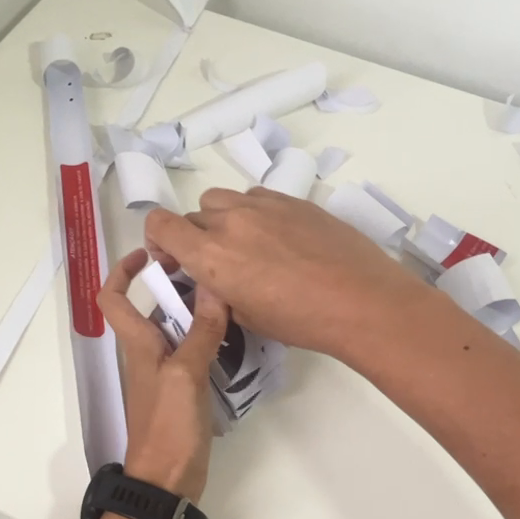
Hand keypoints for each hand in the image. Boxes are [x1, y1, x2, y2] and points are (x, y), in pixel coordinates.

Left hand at [97, 248, 228, 500]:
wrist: (166, 481)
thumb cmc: (168, 426)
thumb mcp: (186, 374)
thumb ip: (200, 332)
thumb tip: (214, 288)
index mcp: (137, 344)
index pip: (112, 298)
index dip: (122, 271)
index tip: (150, 254)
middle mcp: (147, 353)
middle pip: (154, 309)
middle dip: (179, 287)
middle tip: (215, 274)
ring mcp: (165, 373)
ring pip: (178, 330)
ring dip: (200, 313)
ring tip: (235, 299)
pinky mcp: (183, 391)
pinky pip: (194, 354)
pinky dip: (211, 340)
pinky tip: (238, 336)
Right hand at [143, 187, 430, 358]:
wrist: (361, 301)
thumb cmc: (300, 320)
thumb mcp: (244, 317)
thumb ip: (216, 290)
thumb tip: (212, 279)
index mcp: (211, 254)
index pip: (160, 224)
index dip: (157, 240)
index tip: (173, 260)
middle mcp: (230, 221)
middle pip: (192, 216)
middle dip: (193, 238)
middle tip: (214, 265)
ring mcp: (263, 205)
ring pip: (222, 201)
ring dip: (221, 221)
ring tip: (244, 248)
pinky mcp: (292, 200)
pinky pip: (255, 197)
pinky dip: (252, 214)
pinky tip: (275, 239)